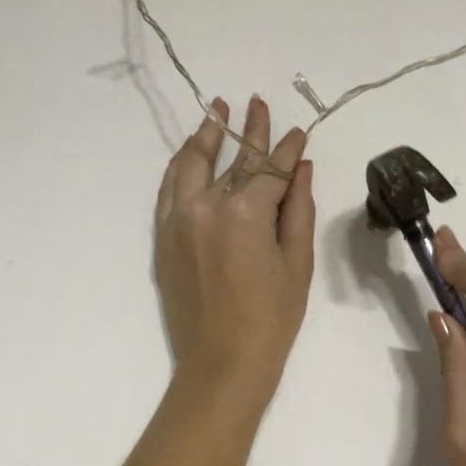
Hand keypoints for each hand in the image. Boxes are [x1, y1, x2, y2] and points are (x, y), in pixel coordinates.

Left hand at [154, 96, 314, 398]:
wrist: (222, 363)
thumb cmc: (272, 319)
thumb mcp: (297, 263)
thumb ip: (298, 209)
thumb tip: (302, 167)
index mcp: (244, 213)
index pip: (271, 169)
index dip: (288, 148)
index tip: (299, 129)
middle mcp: (205, 207)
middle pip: (231, 159)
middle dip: (249, 130)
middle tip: (257, 102)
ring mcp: (178, 220)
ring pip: (191, 164)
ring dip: (206, 136)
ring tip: (217, 111)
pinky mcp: (163, 236)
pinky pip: (169, 187)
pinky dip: (182, 165)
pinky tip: (191, 153)